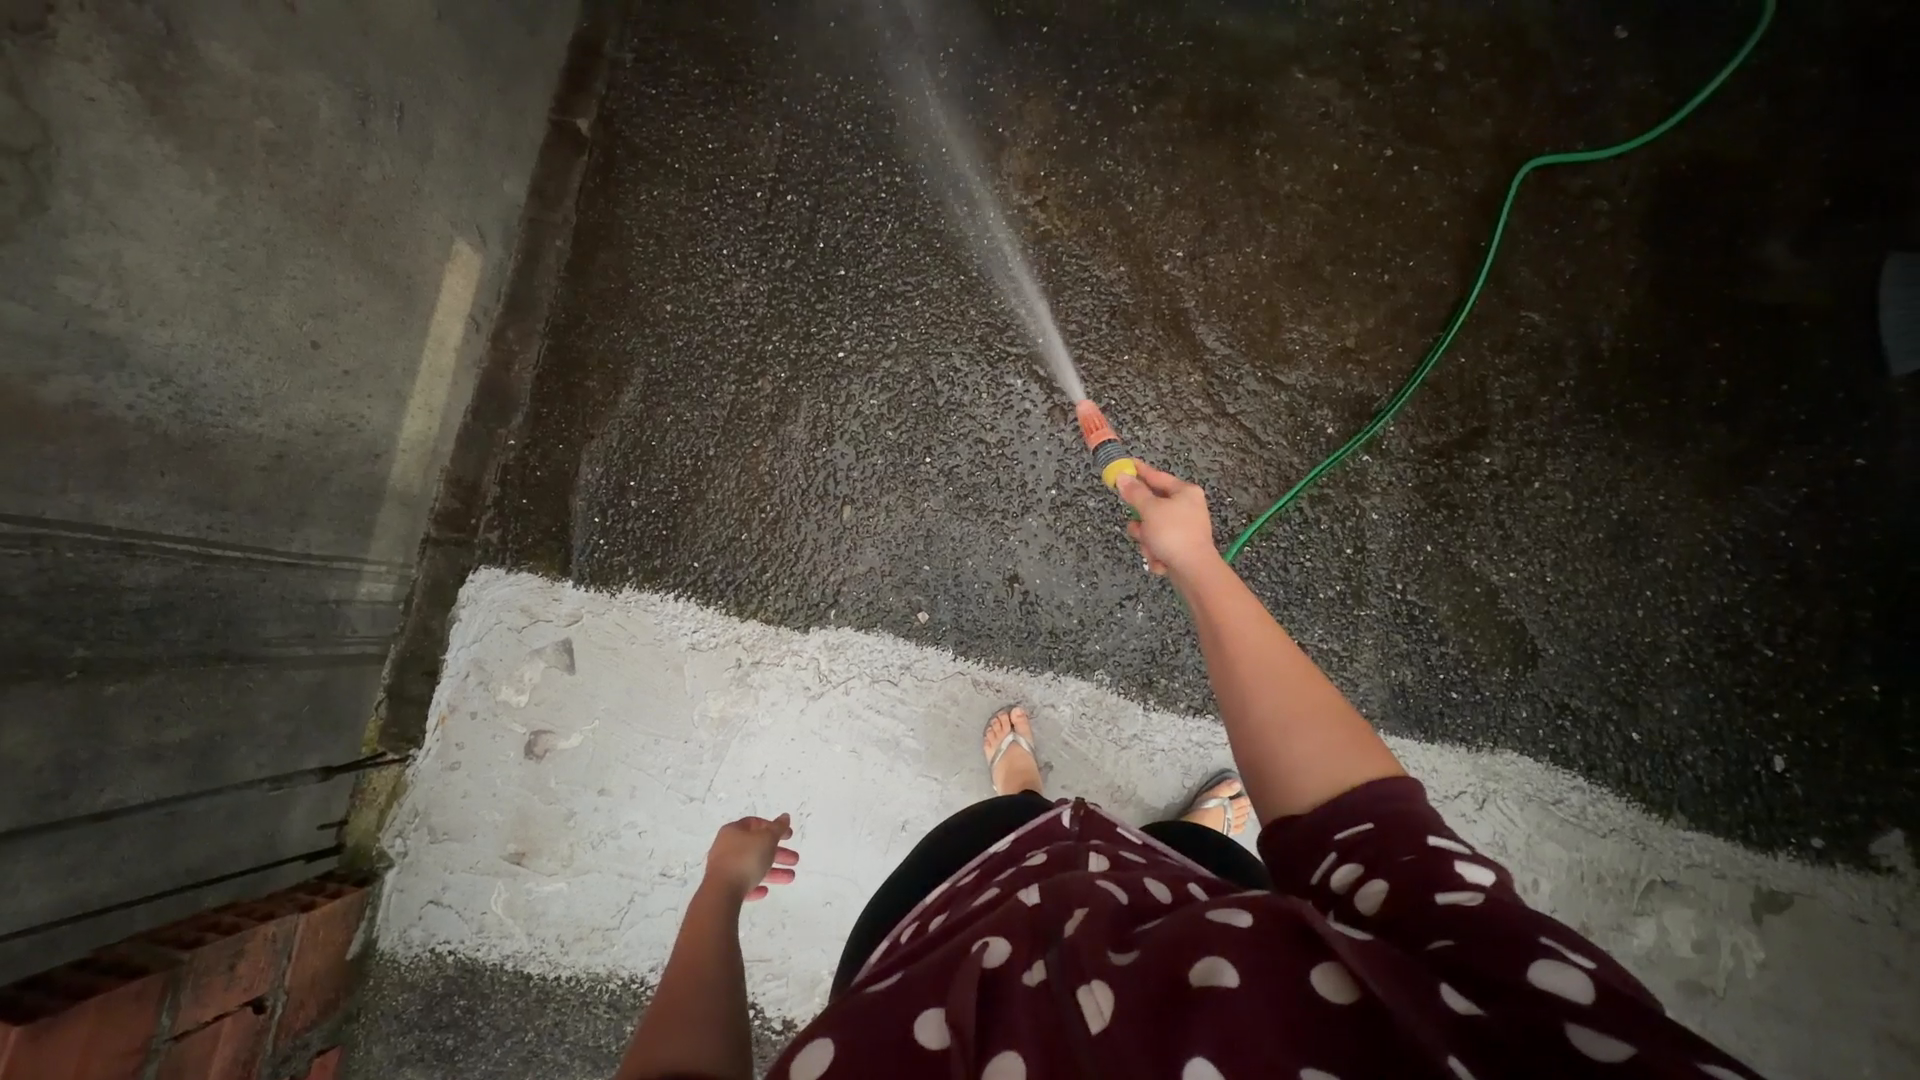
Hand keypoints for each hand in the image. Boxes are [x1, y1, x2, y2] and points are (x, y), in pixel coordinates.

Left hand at [702, 814, 798, 902]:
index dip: (774, 828)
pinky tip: (765, 891)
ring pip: (752, 866)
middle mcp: (726, 847)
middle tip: (794, 859)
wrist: (721, 892)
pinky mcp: (723, 887)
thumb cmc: (746, 858)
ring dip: (772, 872)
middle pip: (756, 847)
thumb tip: (785, 816)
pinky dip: (755, 885)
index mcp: (734, 831)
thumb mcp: (767, 839)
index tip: (788, 836)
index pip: (755, 824)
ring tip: (790, 877)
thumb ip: (778, 828)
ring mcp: (723, 868)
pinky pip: (743, 883)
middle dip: (778, 853)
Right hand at [1117, 462, 1221, 578]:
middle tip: (1138, 526)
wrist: (1192, 569)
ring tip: (1152, 547)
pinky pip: (1158, 544)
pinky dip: (1155, 552)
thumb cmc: (1174, 534)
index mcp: (1185, 492)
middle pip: (1151, 507)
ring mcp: (1184, 528)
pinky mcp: (1181, 546)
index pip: (1157, 476)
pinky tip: (1160, 560)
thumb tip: (1122, 477)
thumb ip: (1134, 492)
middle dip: (1142, 522)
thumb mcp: (1150, 509)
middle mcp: (1187, 507)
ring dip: (1147, 540)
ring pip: (1151, 528)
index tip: (1126, 465)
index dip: (1139, 471)